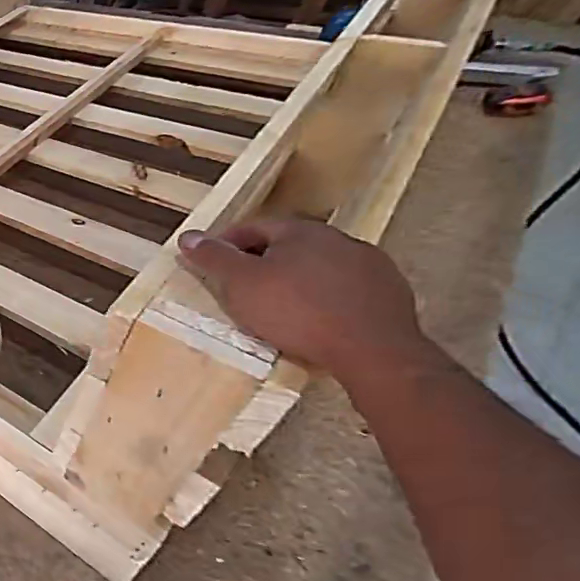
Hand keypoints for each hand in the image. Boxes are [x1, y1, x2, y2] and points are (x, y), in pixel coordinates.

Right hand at [177, 219, 438, 381]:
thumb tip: (188, 235)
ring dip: (294, 281)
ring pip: (318, 268)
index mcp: (302, 231)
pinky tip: (314, 320)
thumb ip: (213, 257)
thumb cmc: (296, 312)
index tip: (210, 266)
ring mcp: (372, 267)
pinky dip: (323, 299)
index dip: (226, 245)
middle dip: (260, 263)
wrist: (374, 353)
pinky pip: (344, 290)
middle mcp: (340, 240)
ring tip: (276, 308)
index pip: (253, 228)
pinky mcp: (391, 295)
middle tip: (239, 288)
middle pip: (287, 246)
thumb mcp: (240, 283)